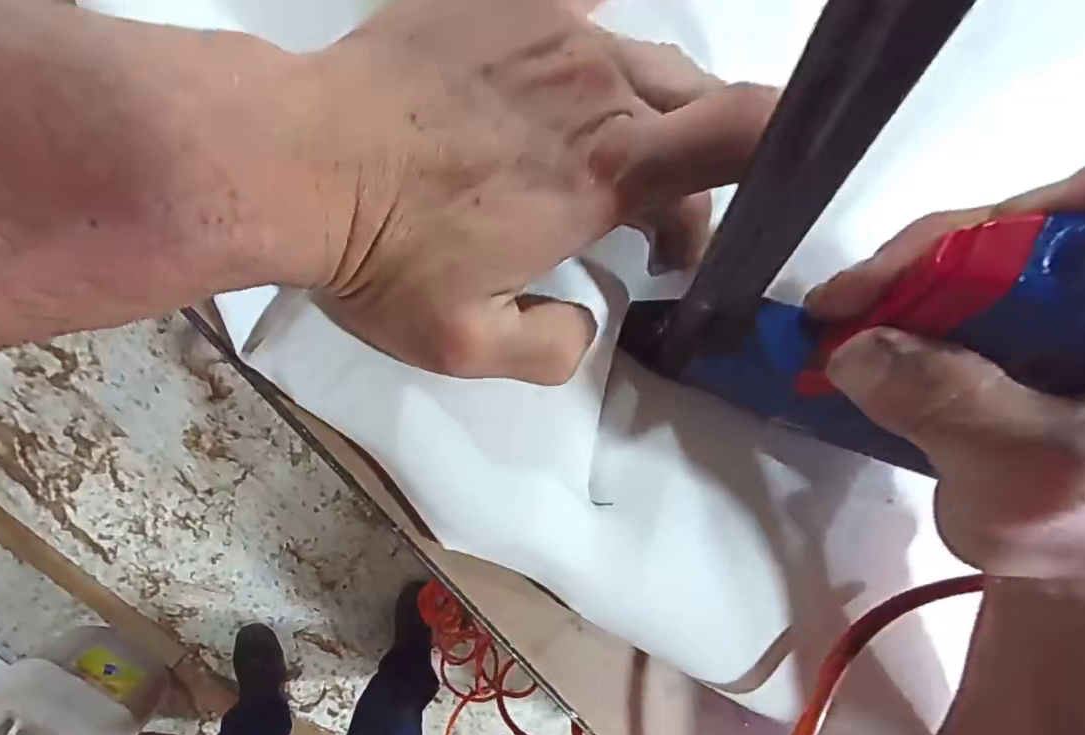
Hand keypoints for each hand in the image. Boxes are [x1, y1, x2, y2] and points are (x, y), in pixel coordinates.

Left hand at [302, 0, 773, 383]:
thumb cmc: (382, 260)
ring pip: (644, 73)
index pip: (745, 133)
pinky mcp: (508, 4)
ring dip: (644, 133)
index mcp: (600, 175)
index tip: (750, 203)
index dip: (784, 153)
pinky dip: (589, 79)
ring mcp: (553, 29)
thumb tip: (588, 323)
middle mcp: (595, 87)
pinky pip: (586, 27)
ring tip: (594, 183)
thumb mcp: (468, 346)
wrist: (300, 163)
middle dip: (691, 186)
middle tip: (650, 241)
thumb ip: (552, 349)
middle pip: (697, 115)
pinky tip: (544, 117)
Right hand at [805, 116, 1084, 591]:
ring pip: (1042, 243)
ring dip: (937, 277)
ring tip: (849, 314)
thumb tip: (851, 347)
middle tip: (855, 296)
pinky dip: (945, 301)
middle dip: (961, 250)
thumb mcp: (1033, 486)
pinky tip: (887, 328)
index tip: (923, 266)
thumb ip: (952, 408)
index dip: (1040, 214)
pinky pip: (1023, 279)